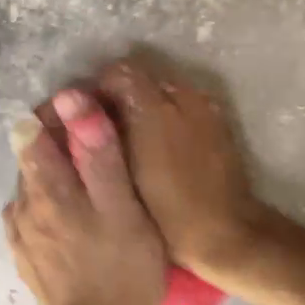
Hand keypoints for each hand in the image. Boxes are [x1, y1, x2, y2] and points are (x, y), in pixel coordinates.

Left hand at [5, 88, 166, 304]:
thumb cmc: (122, 264)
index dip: (59, 110)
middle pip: (32, 156)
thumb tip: (72, 99)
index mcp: (46, 188)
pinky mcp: (27, 259)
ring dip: (56, 171)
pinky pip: (33, 214)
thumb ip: (98, 151)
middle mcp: (23, 207)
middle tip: (100, 136)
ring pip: (33, 185)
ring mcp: (20, 237)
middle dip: (60, 138)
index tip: (90, 106)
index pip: (33, 128)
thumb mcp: (122, 202)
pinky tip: (76, 211)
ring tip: (92, 174)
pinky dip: (51, 200)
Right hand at [98, 60, 271, 281]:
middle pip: (142, 79)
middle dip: (119, 97)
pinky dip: (166, 117)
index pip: (118, 73)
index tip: (80, 116)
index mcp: (156, 104)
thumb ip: (103, 133)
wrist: (224, 232)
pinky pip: (184, 106)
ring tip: (126, 140)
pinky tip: (154, 147)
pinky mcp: (218, 121)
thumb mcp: (124, 174)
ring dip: (143, 106)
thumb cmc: (168, 210)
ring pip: (163, 92)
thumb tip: (84, 110)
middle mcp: (183, 94)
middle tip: (99, 130)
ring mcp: (205, 106)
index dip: (95, 90)